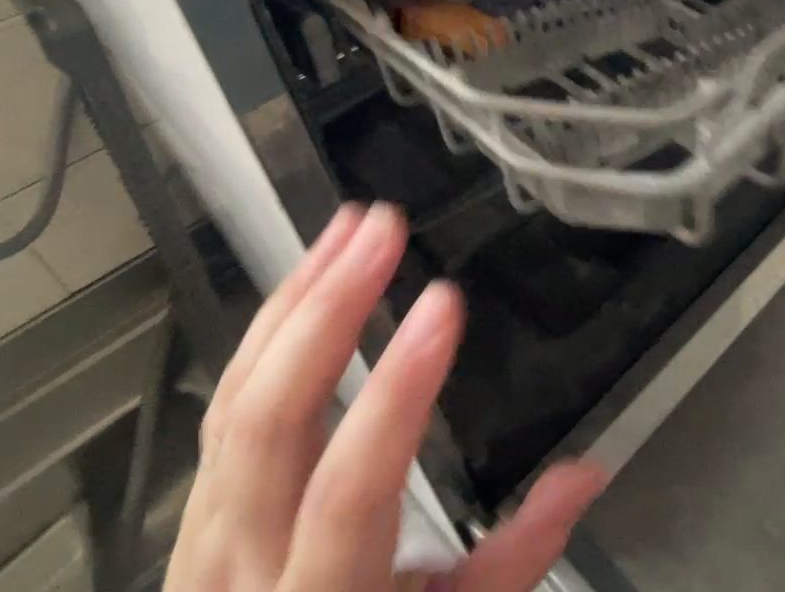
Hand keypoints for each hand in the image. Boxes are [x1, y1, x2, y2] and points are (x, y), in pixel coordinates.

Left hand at [166, 203, 607, 591]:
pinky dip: (271, 326)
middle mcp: (244, 561)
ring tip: (349, 226)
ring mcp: (206, 528)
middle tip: (383, 230)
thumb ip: (515, 558)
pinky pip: (227, 398)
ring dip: (295, 298)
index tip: (444, 303)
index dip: (397, 394)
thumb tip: (585, 473)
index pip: (352, 488)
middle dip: (329, 310)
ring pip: (236, 396)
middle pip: (268, 422)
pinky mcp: (199, 500)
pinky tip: (311, 279)